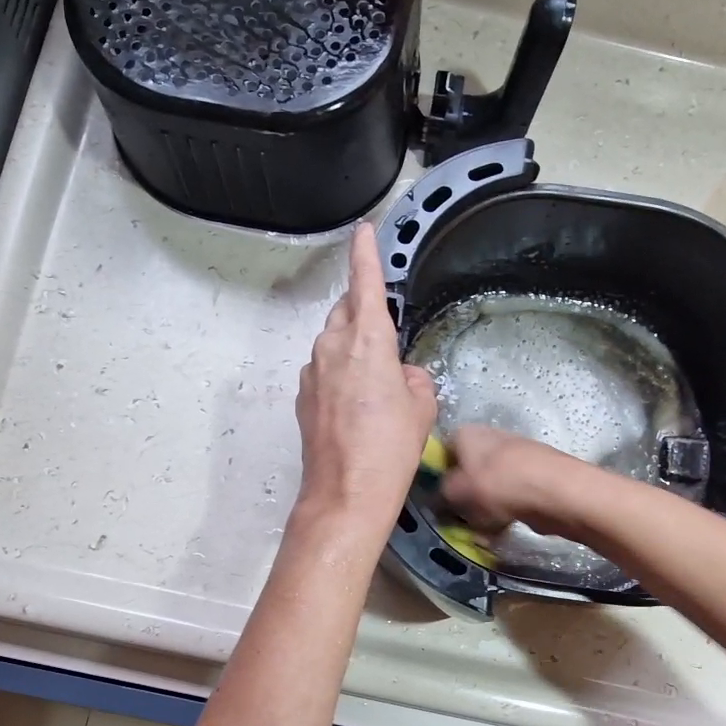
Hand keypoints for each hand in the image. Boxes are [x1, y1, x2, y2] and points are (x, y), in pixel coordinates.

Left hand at [295, 223, 436, 532]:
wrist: (346, 493)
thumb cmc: (389, 449)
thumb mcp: (421, 408)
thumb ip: (414, 378)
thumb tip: (403, 375)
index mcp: (367, 340)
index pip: (365, 282)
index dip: (366, 254)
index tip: (364, 232)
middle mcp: (333, 348)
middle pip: (346, 311)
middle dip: (363, 308)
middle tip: (387, 326)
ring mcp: (312, 373)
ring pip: (333, 342)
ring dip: (352, 347)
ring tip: (377, 380)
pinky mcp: (303, 398)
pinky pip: (324, 371)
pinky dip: (340, 375)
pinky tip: (357, 405)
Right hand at [440, 425, 587, 538]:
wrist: (556, 491)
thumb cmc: (498, 485)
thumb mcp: (457, 491)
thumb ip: (441, 493)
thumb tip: (440, 495)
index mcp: (467, 433)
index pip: (442, 451)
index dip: (439, 476)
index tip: (439, 498)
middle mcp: (490, 438)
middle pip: (467, 471)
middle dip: (464, 496)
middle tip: (461, 516)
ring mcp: (514, 456)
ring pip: (488, 487)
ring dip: (484, 508)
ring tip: (484, 527)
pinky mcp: (533, 476)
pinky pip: (509, 497)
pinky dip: (505, 511)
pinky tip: (504, 527)